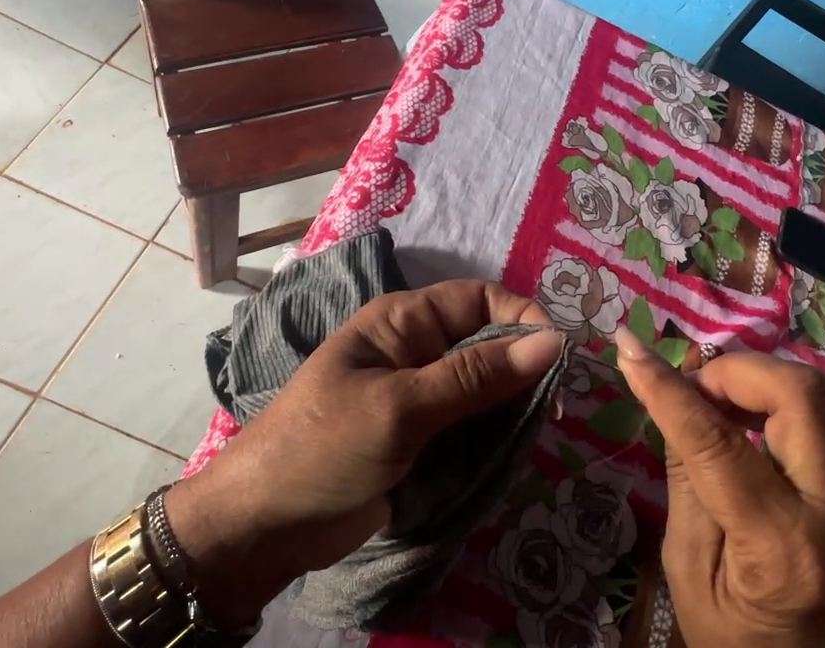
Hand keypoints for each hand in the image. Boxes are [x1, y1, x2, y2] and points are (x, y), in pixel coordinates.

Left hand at [166, 280, 562, 627]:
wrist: (265, 526)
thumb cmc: (324, 448)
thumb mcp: (402, 406)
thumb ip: (476, 376)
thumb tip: (553, 342)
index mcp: (404, 322)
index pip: (480, 299)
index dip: (522, 319)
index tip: (558, 358)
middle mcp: (416, 350)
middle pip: (487, 341)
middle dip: (523, 366)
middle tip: (557, 405)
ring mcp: (419, 395)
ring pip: (484, 386)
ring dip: (513, 404)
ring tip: (542, 430)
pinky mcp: (421, 437)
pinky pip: (471, 423)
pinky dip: (495, 433)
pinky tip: (517, 449)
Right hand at [614, 328, 824, 647]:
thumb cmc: (734, 644)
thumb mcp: (689, 573)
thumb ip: (687, 479)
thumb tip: (673, 396)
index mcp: (784, 549)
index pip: (718, 443)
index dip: (667, 390)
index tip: (629, 349)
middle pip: (802, 394)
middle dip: (738, 371)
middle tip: (696, 387)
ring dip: (771, 379)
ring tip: (726, 399)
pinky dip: (792, 401)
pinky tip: (757, 421)